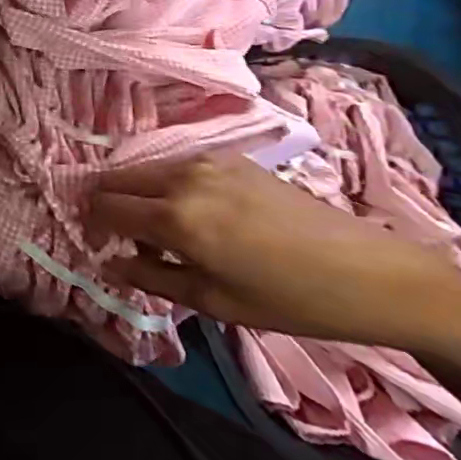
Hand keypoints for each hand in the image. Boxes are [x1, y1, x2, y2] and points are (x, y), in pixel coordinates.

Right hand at [88, 154, 460, 351]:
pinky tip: (191, 213)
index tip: (93, 241)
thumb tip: (115, 262)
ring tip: (158, 230)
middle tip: (118, 236)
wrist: (369, 271)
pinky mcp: (234, 158)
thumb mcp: (214, 301)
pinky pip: (179, 166)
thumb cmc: (288, 298)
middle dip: (109, 203)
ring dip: (139, 193)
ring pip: (149, 169)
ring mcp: (211, 161)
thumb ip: (154, 277)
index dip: (91, 222)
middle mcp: (184, 176)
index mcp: (175, 216)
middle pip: (121, 178)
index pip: (106, 206)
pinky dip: (167, 184)